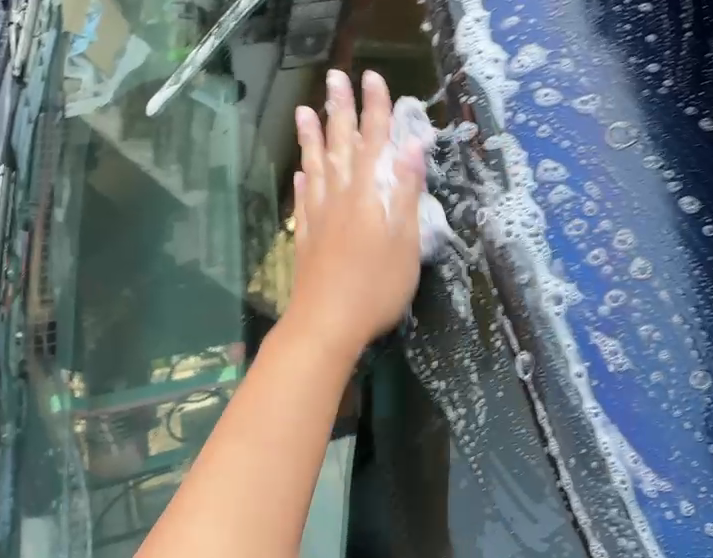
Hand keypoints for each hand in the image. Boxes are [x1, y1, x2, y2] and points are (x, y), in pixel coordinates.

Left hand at [283, 69, 424, 355]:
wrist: (327, 323)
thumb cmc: (376, 289)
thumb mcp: (406, 243)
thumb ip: (407, 194)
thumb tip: (412, 148)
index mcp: (371, 196)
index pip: (376, 142)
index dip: (376, 110)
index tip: (374, 78)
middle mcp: (342, 198)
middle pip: (341, 146)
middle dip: (341, 110)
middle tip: (335, 78)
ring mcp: (319, 218)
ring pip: (316, 168)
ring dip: (312, 138)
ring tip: (306, 111)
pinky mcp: (305, 239)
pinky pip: (303, 201)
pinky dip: (303, 182)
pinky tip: (300, 172)